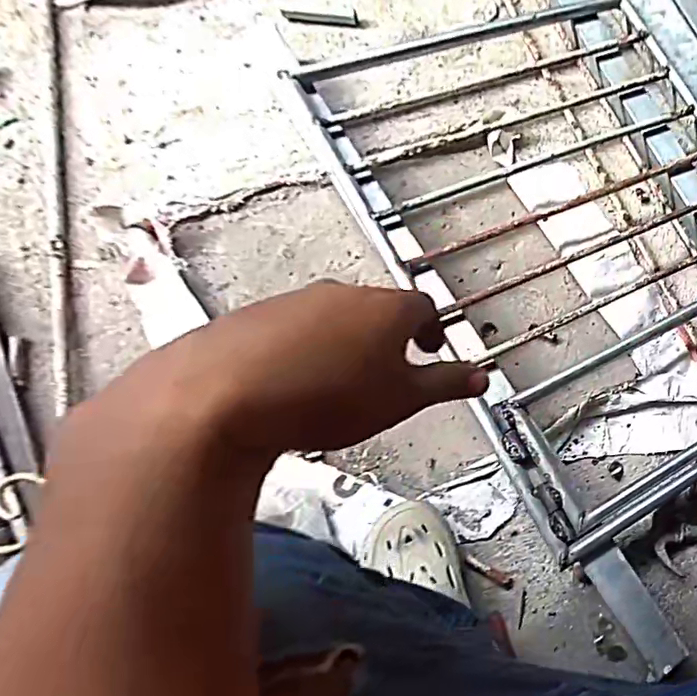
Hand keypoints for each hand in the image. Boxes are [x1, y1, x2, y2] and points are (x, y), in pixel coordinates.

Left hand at [87, 281, 488, 457]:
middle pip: (380, 309)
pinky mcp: (253, 319)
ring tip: (345, 387)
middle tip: (395, 370)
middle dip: (391, 337)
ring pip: (335, 318)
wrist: (219, 398)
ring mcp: (294, 303)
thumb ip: (446, 384)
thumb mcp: (403, 399)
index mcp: (387, 309)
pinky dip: (306, 351)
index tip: (434, 348)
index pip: (426, 308)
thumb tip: (477, 377)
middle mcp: (342, 296)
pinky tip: (300, 388)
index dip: (435, 330)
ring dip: (348, 344)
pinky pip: (293, 330)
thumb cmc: (320, 396)